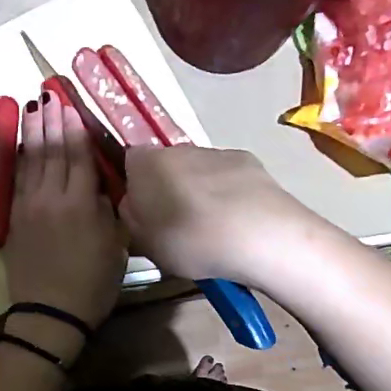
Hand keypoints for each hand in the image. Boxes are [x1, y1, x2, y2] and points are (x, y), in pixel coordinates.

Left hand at [4, 95, 126, 342]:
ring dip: (32, 133)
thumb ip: (107, 210)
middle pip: (52, 151)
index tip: (70, 104)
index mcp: (81, 203)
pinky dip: (18, 160)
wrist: (51, 313)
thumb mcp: (115, 246)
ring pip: (30, 162)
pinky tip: (19, 147)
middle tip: (49, 94)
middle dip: (51, 121)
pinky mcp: (14, 220)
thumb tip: (98, 187)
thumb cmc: (93, 284)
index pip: (78, 155)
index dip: (74, 127)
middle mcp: (52, 198)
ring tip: (32, 108)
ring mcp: (28, 207)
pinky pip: (16, 182)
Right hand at [119, 146, 318, 284]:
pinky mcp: (251, 163)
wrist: (262, 236)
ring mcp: (219, 152)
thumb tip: (133, 205)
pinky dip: (227, 196)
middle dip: (165, 190)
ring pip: (197, 172)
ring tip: (208, 232)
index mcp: (147, 163)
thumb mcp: (143, 242)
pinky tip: (234, 225)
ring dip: (197, 194)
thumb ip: (131, 218)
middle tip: (172, 227)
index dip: (132, 187)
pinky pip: (228, 179)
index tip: (139, 215)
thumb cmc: (190, 240)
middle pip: (164, 166)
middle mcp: (180, 148)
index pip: (128, 163)